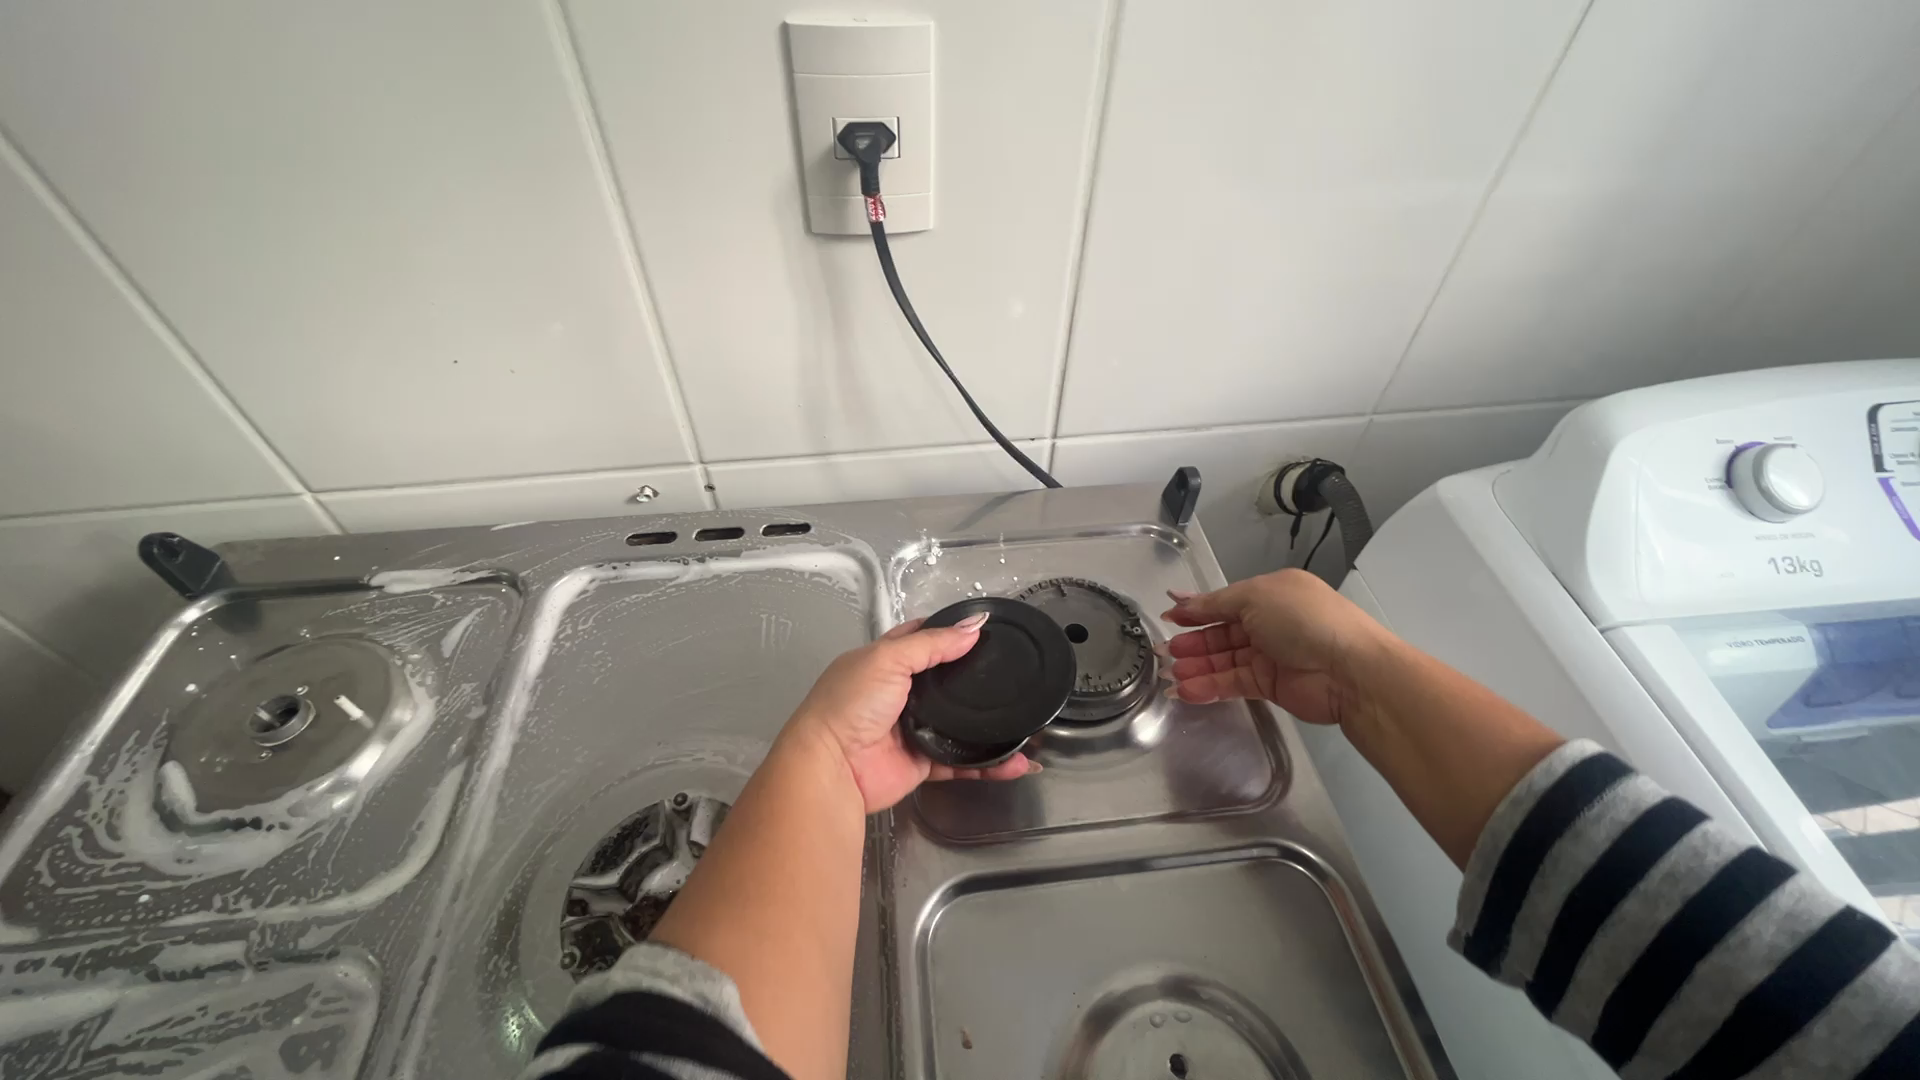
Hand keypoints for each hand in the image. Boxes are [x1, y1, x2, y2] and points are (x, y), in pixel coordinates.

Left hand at [785, 615, 1038, 813]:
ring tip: (1023, 722)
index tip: (984, 627)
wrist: (833, 767)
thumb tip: (973, 626)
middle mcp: (898, 693)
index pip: (920, 638)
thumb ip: (932, 644)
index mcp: (882, 661)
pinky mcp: (922, 763)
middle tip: (1012, 672)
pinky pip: (962, 762)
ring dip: (989, 725)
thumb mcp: (887, 659)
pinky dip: (988, 765)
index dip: (949, 631)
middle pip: (945, 681)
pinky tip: (1014, 762)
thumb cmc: (851, 704)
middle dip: (975, 678)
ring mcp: (912, 729)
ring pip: (959, 724)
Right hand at [1161, 568, 1394, 727]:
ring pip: (1223, 660)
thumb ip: (1215, 603)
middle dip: (1191, 641)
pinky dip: (1208, 686)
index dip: (1195, 610)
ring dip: (1195, 666)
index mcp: (1270, 594)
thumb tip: (1182, 602)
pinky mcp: (1269, 685)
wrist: (1350, 670)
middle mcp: (1269, 623)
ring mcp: (1269, 655)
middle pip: (1220, 632)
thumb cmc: (1303, 620)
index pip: (1223, 602)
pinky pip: (1232, 683)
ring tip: (1168, 674)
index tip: (1167, 618)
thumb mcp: (1255, 597)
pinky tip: (1186, 690)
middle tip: (1162, 651)